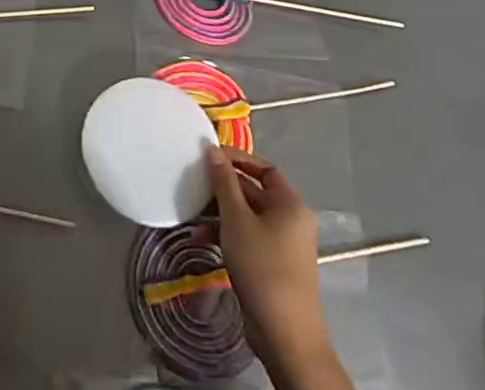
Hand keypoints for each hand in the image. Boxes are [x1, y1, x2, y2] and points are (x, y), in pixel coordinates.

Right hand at [204, 145, 349, 389]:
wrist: (284, 334)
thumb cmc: (262, 267)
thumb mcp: (236, 221)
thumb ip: (223, 183)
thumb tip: (213, 150)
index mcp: (290, 203)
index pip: (264, 168)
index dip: (238, 160)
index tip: (209, 156)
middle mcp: (291, 219)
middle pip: (255, 192)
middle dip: (224, 190)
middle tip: (196, 185)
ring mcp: (283, 244)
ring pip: (249, 217)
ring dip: (221, 215)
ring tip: (194, 218)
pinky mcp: (274, 264)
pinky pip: (249, 237)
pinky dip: (228, 235)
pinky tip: (203, 241)